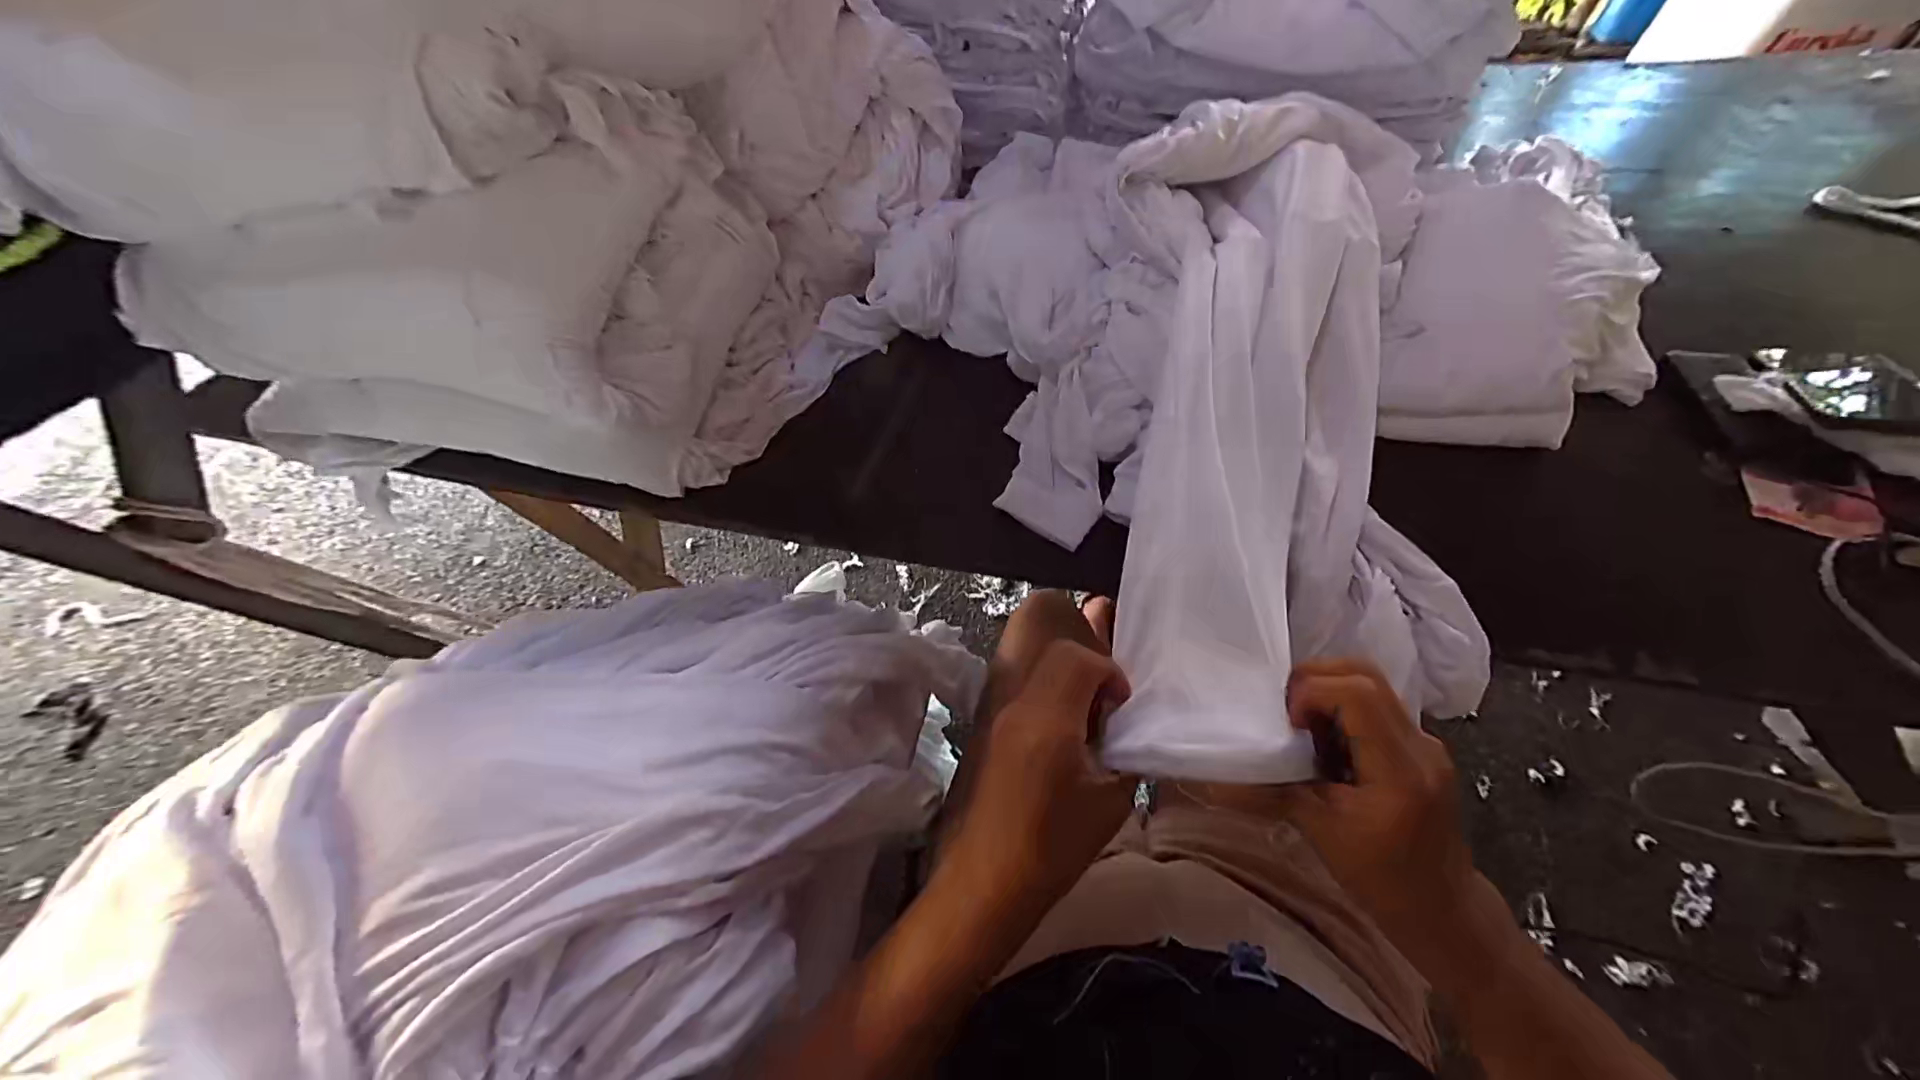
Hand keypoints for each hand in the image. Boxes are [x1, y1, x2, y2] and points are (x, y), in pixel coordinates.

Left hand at [942, 640, 1136, 912]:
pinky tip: (1060, 742)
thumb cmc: (1053, 847)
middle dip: (1089, 670)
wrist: (987, 880)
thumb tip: (1127, 739)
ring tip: (1086, 725)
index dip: (1109, 672)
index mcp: (1048, 719)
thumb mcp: (1109, 804)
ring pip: (1036, 672)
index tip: (1121, 705)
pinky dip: (1047, 700)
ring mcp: (996, 717)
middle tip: (1107, 709)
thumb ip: (1125, 758)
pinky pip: (1022, 695)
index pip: (1077, 659)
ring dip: (1066, 683)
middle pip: (1054, 657)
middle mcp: (1016, 707)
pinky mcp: (986, 733)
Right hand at [1278, 660, 1476, 951]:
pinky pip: (1376, 709)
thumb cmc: (1384, 880)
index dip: (1311, 694)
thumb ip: (1273, 793)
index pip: (1357, 694)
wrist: (1444, 912)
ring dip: (1327, 694)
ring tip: (1301, 729)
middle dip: (1315, 680)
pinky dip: (1340, 712)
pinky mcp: (1419, 751)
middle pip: (1366, 675)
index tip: (1287, 725)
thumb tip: (1215, 781)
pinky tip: (1323, 747)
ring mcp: (1425, 745)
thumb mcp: (1322, 833)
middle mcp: (1420, 745)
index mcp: (1400, 768)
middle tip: (1285, 711)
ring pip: (1372, 686)